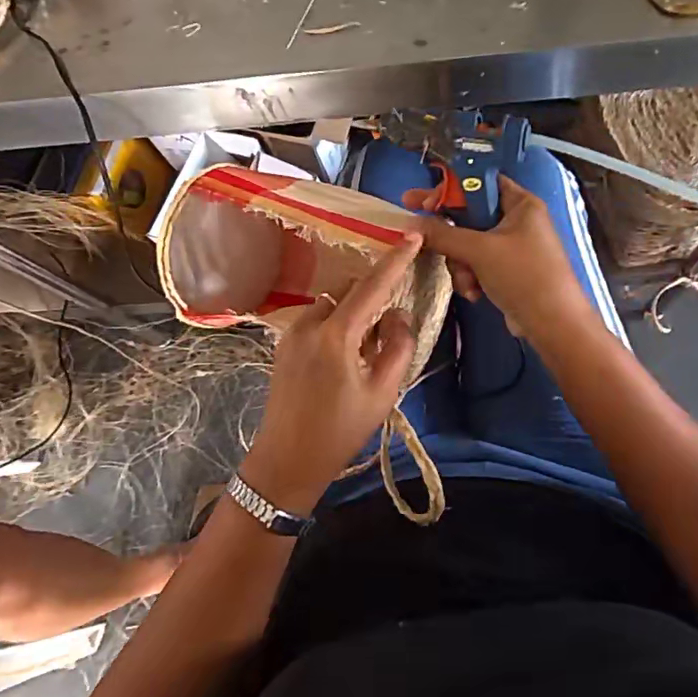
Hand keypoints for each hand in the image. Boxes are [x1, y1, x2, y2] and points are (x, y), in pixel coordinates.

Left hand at [239, 236, 421, 513]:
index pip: (372, 286)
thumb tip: (398, 316)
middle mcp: (310, 323)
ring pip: (333, 302)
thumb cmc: (340, 431)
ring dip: (355, 311)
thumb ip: (398, 346)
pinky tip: (344, 357)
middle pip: (350, 289)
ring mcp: (292, 332)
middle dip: (375, 296)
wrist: (286, 460)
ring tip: (366, 349)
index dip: (395, 260)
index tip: (413, 237)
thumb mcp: (383, 392)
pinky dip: (337, 323)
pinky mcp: (284, 344)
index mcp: (336, 335)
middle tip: (390, 330)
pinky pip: (318, 317)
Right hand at [406, 176, 587, 335]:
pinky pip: (477, 264)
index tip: (422, 201)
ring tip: (467, 280)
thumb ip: (443, 234)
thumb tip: (410, 223)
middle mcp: (517, 220)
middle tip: (421, 236)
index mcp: (520, 203)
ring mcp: (512, 247)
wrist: (553, 324)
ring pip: (468, 244)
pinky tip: (475, 293)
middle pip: (469, 215)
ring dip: (460, 263)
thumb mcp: (480, 250)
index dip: (449, 189)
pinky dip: (471, 277)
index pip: (479, 181)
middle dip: (451, 236)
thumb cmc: (523, 275)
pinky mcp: (507, 270)